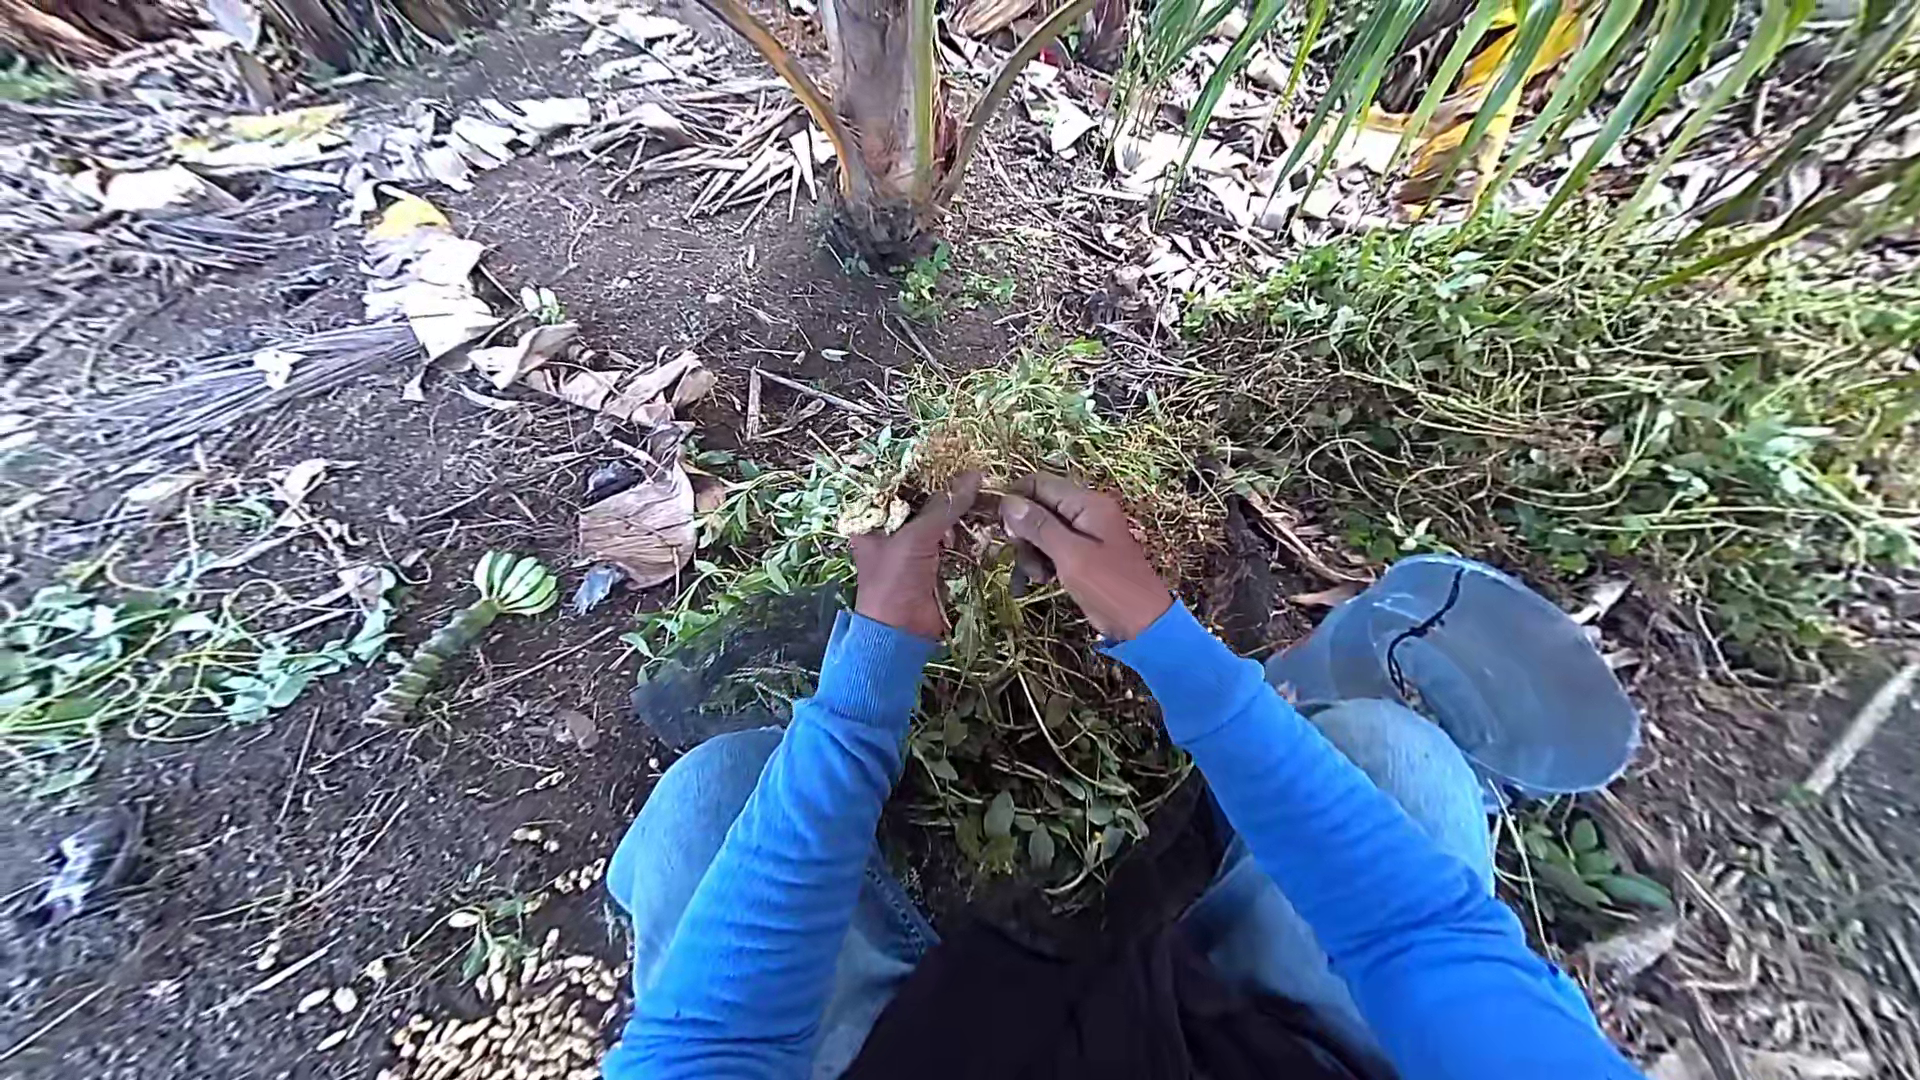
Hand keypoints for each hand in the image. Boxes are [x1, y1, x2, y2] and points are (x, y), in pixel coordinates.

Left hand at [848, 472, 980, 639]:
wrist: (899, 633)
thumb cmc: (894, 581)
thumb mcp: (915, 538)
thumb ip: (944, 507)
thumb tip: (973, 476)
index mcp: (873, 520)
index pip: (901, 486)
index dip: (927, 474)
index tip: (956, 461)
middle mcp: (892, 531)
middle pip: (924, 503)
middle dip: (950, 495)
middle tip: (977, 480)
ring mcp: (914, 549)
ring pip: (942, 522)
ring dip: (962, 515)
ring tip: (986, 499)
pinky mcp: (934, 566)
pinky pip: (952, 543)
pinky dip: (967, 536)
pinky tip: (984, 524)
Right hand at [999, 473, 1171, 640]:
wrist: (1141, 623)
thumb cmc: (1109, 587)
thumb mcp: (1071, 555)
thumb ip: (1039, 526)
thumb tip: (1008, 501)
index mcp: (1087, 503)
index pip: (1039, 482)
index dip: (1016, 501)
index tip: (1005, 529)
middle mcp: (1084, 511)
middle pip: (1037, 506)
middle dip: (1023, 531)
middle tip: (1023, 556)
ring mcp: (1083, 532)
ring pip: (1040, 529)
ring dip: (1030, 551)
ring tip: (1038, 575)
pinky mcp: (1080, 553)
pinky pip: (1050, 547)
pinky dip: (1042, 561)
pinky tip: (1044, 579)